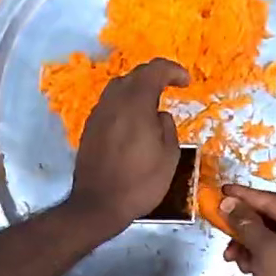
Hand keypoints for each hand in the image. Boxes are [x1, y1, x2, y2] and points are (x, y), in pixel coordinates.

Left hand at [68, 58, 189, 229]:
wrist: (99, 205)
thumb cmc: (140, 183)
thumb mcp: (169, 157)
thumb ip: (167, 128)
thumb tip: (159, 116)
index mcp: (135, 104)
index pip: (154, 71)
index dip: (173, 70)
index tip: (186, 82)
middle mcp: (113, 103)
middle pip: (133, 76)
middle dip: (154, 77)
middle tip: (170, 88)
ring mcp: (97, 116)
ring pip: (117, 89)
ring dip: (136, 90)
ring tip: (151, 105)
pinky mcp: (89, 130)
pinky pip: (109, 107)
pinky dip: (123, 106)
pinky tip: (132, 122)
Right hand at [220, 184, 275, 275]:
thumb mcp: (266, 250)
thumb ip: (247, 223)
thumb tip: (228, 202)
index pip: (273, 201)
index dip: (245, 196)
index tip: (220, 191)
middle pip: (269, 219)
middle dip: (243, 225)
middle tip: (220, 227)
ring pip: (265, 239)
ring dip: (245, 244)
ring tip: (231, 257)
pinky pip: (268, 255)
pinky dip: (253, 257)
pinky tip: (243, 267)